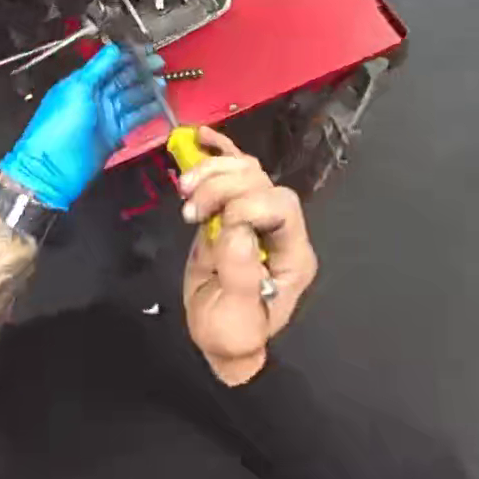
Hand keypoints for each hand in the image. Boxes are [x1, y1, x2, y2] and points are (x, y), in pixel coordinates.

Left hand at [0, 43, 165, 209]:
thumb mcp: (76, 89)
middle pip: (122, 81)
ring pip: (131, 99)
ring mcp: (105, 118)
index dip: (127, 57)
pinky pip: (134, 121)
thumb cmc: (58, 125)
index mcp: (82, 83)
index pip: (108, 65)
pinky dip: (147, 112)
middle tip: (160, 64)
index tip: (146, 49)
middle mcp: (95, 98)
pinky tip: (160, 105)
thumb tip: (113, 49)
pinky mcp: (113, 136)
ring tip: (163, 83)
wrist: (53, 168)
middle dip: (141, 72)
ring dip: (147, 91)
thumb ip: (97, 68)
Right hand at [178, 127, 316, 385]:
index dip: (247, 205)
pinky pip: (233, 170)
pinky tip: (199, 138)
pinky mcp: (234, 209)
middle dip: (221, 187)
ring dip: (212, 171)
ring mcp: (258, 215)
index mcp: (291, 255)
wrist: (221, 339)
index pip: (281, 207)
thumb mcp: (236, 319)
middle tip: (190, 209)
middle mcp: (280, 229)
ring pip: (245, 171)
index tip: (217, 225)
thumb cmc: (232, 335)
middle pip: (260, 182)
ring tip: (186, 190)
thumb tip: (238, 229)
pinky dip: (218, 152)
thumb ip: (241, 276)